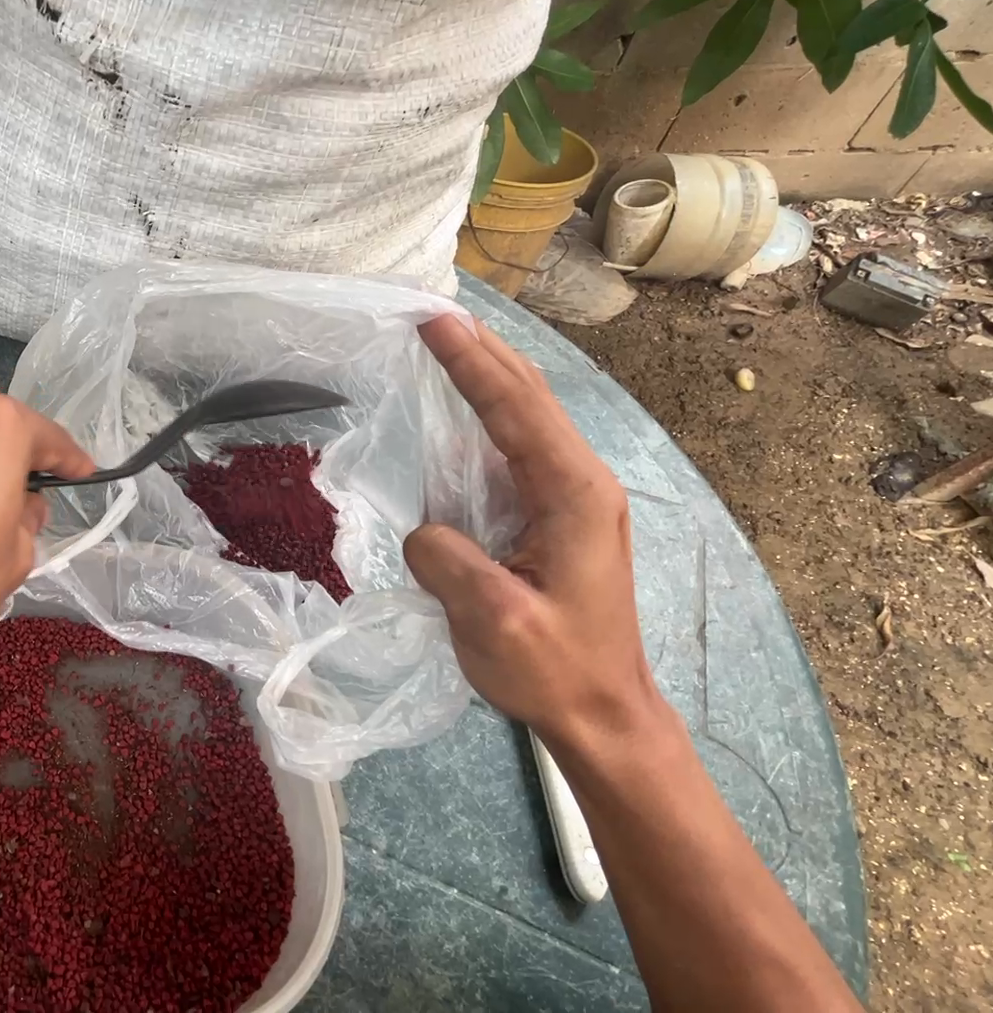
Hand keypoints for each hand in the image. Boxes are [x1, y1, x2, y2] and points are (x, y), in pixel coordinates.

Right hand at [403, 315, 665, 754]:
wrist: (604, 712)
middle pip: (530, 397)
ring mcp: (571, 497)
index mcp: (574, 495)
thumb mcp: (495, 621)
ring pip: (526, 417)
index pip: (517, 409)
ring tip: (445, 342)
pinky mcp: (554, 515)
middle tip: (432, 316)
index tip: (432, 322)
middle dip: (482, 351)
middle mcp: (581, 483)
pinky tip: (461, 406)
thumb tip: (423, 527)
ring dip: (486, 375)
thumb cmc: (555, 670)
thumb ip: (451, 561)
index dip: (472, 362)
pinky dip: (486, 412)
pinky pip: (515, 447)